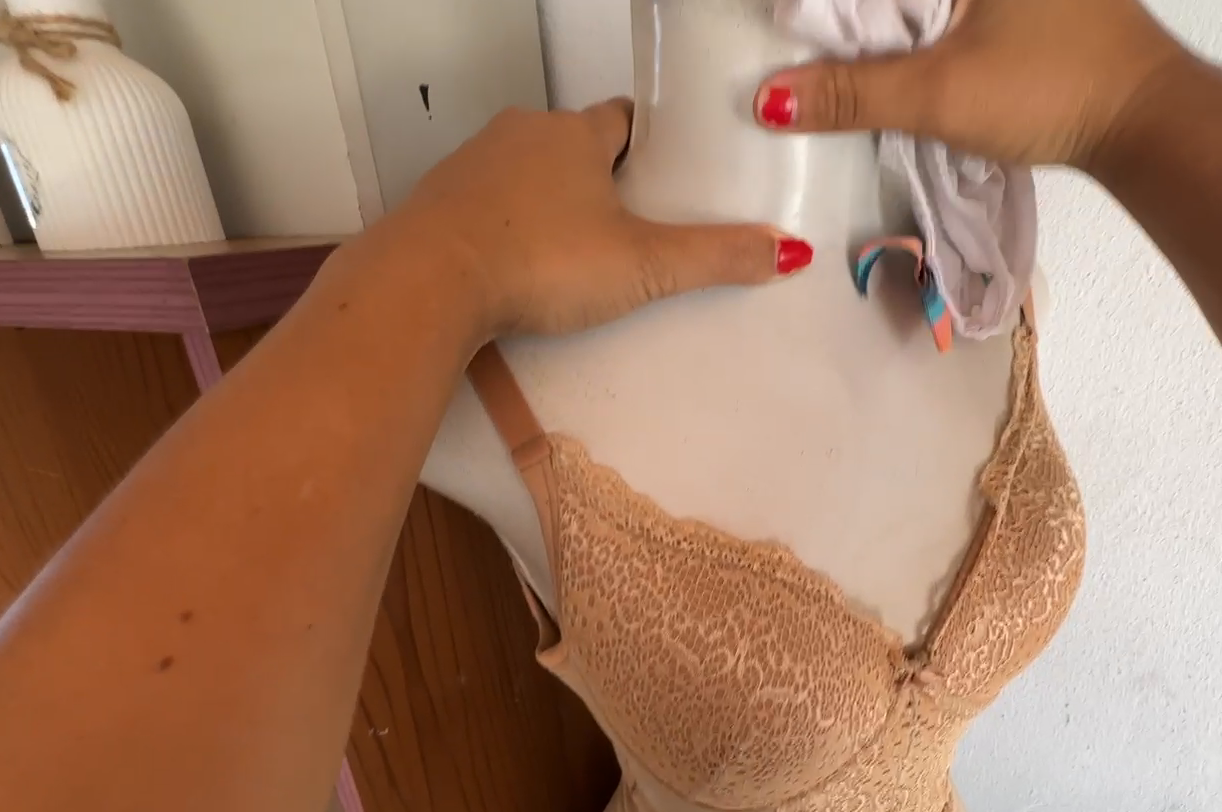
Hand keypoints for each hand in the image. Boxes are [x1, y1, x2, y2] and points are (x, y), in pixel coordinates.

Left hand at [334, 99, 810, 341]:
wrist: (431, 283)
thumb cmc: (545, 262)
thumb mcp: (643, 265)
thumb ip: (714, 258)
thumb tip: (791, 252)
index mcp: (575, 135)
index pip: (625, 119)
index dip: (653, 142)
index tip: (671, 169)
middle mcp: (521, 134)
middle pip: (577, 144)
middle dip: (606, 176)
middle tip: (636, 221)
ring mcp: (474, 167)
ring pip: (530, 172)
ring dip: (557, 199)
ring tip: (584, 249)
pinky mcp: (441, 204)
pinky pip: (492, 204)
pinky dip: (514, 224)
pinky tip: (526, 263)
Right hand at [753, 0, 1195, 170]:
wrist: (1137, 114)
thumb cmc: (1046, 89)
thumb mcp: (938, 94)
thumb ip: (852, 93)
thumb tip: (768, 100)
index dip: (816, 11)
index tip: (782, 32)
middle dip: (843, 20)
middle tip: (800, 49)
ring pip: (911, 0)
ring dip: (872, 24)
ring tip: (827, 57)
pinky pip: (937, 6)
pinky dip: (907, 25)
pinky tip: (881, 54)